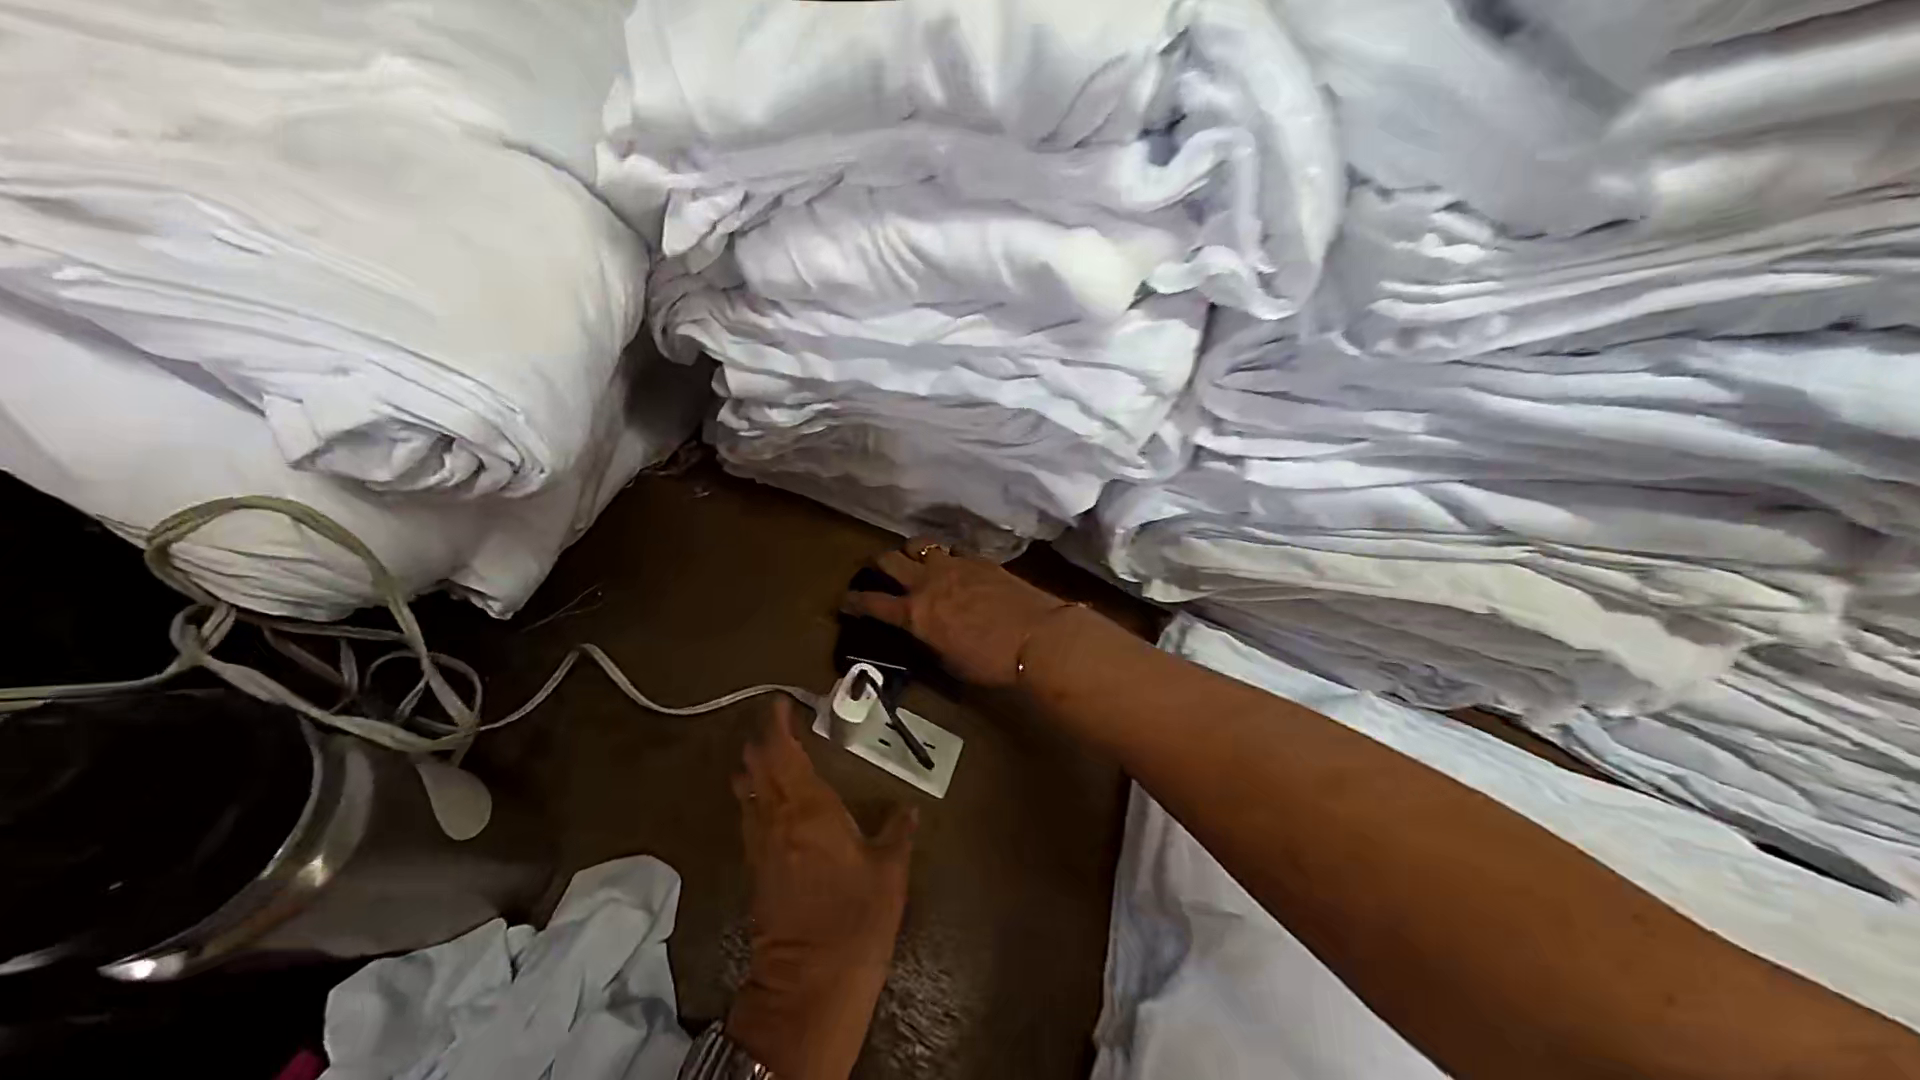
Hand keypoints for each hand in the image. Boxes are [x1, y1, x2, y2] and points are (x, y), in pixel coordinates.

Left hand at [727, 699, 916, 1079]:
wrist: (810, 980)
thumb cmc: (857, 915)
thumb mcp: (889, 869)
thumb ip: (897, 832)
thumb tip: (908, 809)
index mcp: (808, 808)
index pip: (781, 753)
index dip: (776, 725)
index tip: (780, 703)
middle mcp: (776, 818)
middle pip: (755, 767)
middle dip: (761, 741)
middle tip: (777, 724)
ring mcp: (759, 844)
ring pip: (746, 792)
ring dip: (753, 768)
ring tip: (769, 755)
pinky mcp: (754, 868)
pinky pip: (749, 817)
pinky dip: (755, 797)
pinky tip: (771, 802)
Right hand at [841, 537, 1077, 687]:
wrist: (1037, 637)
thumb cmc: (991, 662)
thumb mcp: (949, 664)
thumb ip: (928, 644)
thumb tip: (923, 635)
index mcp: (914, 614)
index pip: (871, 603)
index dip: (854, 601)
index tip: (846, 601)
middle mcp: (927, 583)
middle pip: (888, 560)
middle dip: (876, 564)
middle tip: (878, 572)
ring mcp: (953, 565)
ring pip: (918, 545)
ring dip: (910, 551)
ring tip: (914, 560)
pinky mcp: (979, 559)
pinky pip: (952, 548)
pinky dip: (946, 554)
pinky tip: (954, 563)